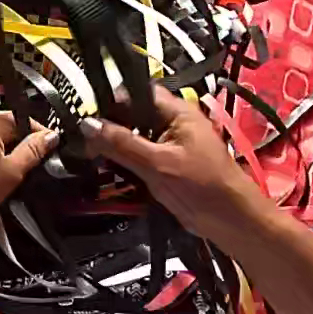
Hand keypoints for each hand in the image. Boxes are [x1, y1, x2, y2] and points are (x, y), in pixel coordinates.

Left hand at [0, 112, 56, 234]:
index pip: (22, 118)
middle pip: (5, 122)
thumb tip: (52, 135)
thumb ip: (33, 151)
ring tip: (11, 166)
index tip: (49, 147)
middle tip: (31, 160)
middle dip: (20, 139)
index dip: (38, 132)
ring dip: (3, 144)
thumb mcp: (12, 172)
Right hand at [83, 86, 275, 246]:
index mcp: (177, 111)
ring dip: (113, 145)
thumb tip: (86, 124)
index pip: (137, 93)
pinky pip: (137, 156)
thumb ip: (121, 144)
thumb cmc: (201, 186)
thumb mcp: (157, 164)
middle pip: (132, 115)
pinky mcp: (165, 165)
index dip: (111, 100)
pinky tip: (104, 166)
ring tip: (87, 153)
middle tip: (81, 138)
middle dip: (108, 125)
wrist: (231, 221)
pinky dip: (122, 161)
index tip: (85, 114)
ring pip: (132, 137)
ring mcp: (168, 145)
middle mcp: (172, 123)